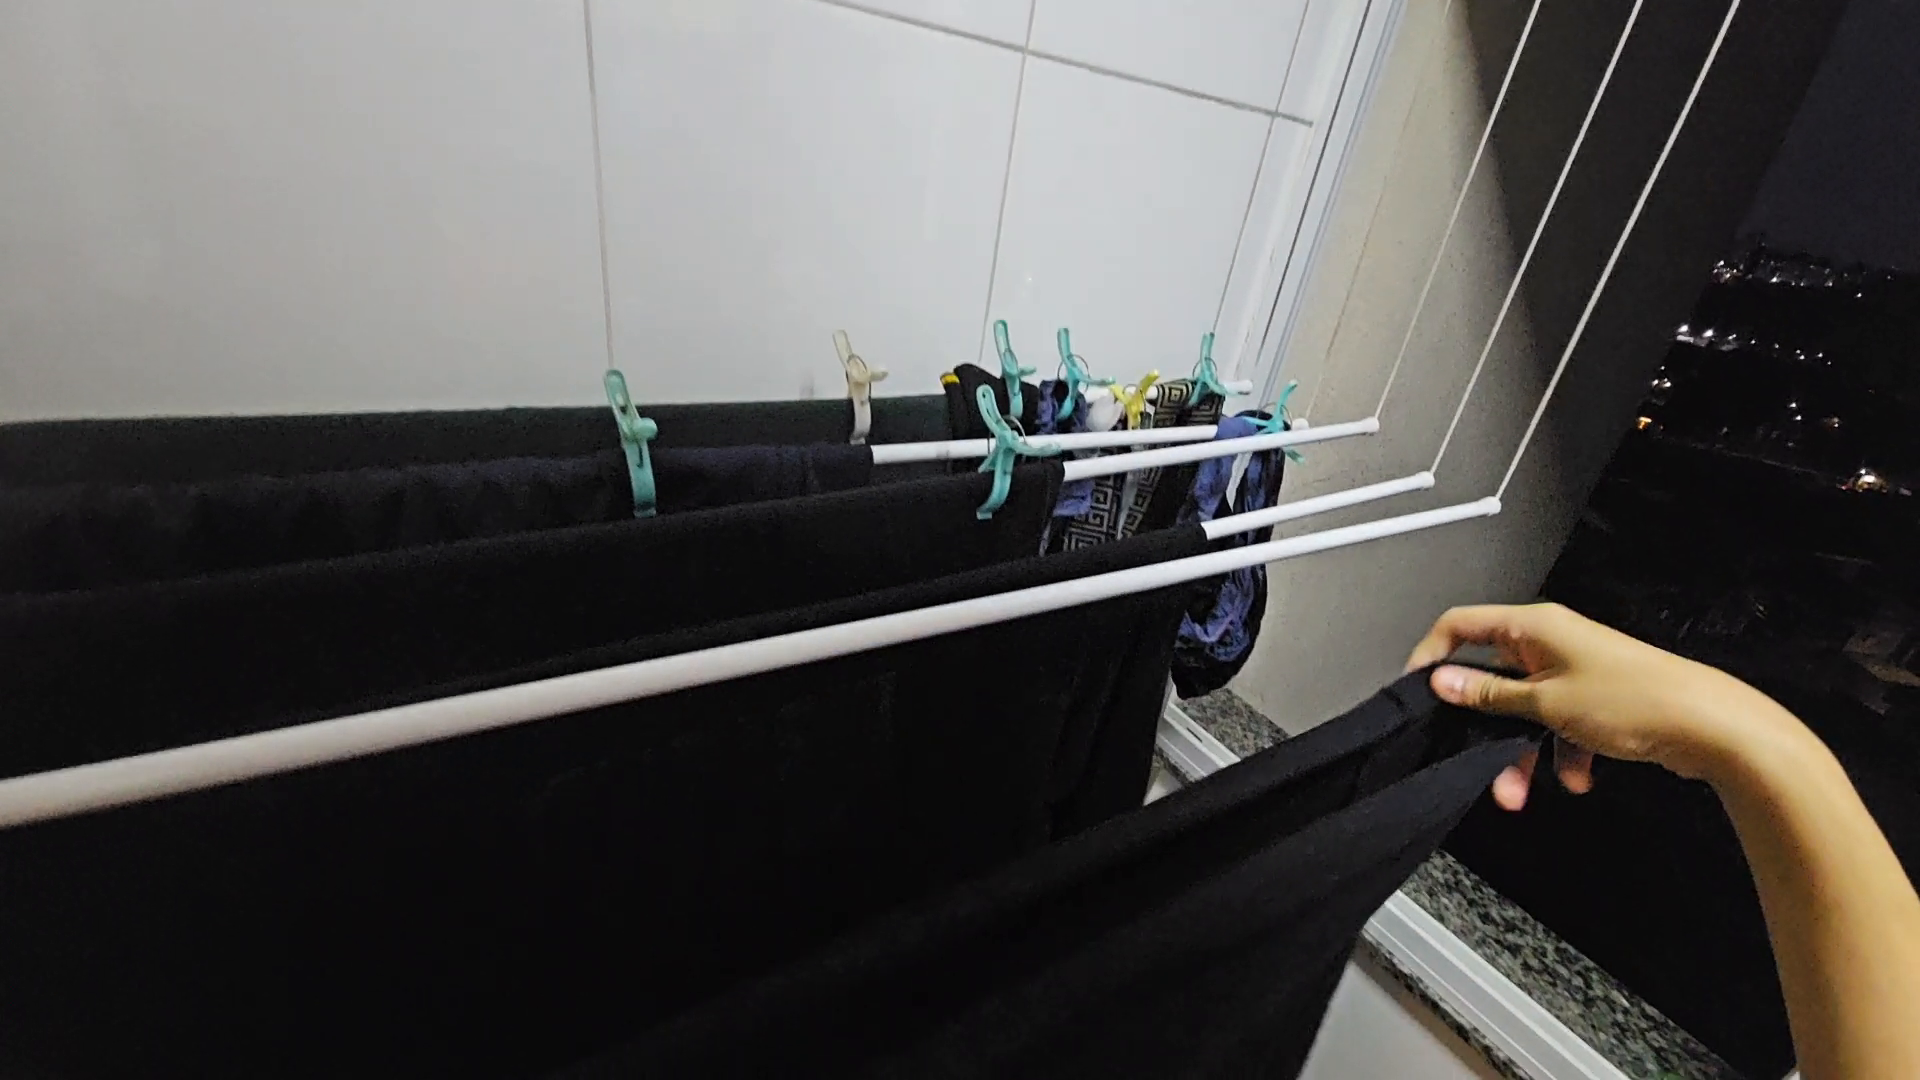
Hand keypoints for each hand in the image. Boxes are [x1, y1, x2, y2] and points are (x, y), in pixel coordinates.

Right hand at [1405, 603, 1791, 809]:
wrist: (1725, 732)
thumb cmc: (1626, 702)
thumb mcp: (1545, 702)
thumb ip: (1487, 693)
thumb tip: (1438, 681)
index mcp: (1533, 627)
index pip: (1460, 625)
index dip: (1431, 653)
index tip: (1417, 691)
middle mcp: (1549, 642)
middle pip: (1492, 675)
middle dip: (1480, 723)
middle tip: (1464, 755)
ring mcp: (1575, 670)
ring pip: (1524, 708)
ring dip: (1518, 749)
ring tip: (1517, 794)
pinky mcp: (1598, 699)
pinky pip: (1559, 722)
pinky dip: (1560, 751)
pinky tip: (1576, 781)